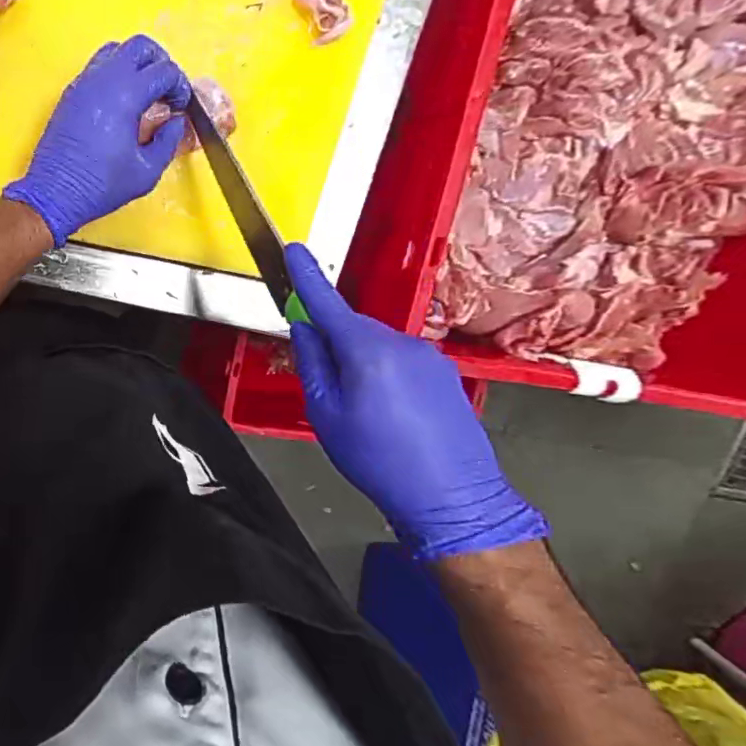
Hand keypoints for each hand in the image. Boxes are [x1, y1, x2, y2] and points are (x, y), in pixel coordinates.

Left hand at [4, 35, 191, 245]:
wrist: (54, 195)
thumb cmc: (99, 186)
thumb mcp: (146, 172)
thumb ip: (168, 142)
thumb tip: (174, 123)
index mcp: (125, 95)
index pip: (164, 71)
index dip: (180, 87)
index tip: (180, 107)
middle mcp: (102, 80)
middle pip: (140, 46)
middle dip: (159, 63)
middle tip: (166, 90)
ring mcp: (82, 85)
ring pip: (114, 52)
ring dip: (134, 65)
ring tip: (142, 93)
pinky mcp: (69, 96)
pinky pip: (95, 69)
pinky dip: (113, 75)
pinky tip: (118, 103)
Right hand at [284, 243, 546, 560]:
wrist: (450, 495)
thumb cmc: (377, 458)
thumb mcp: (325, 413)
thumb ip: (311, 364)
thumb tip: (304, 330)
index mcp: (367, 351)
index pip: (328, 305)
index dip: (306, 277)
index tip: (294, 251)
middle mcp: (402, 344)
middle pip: (352, 328)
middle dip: (330, 343)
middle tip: (318, 384)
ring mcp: (428, 357)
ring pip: (375, 346)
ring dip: (356, 364)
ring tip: (354, 411)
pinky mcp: (443, 374)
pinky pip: (398, 361)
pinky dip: (380, 375)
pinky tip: (380, 412)